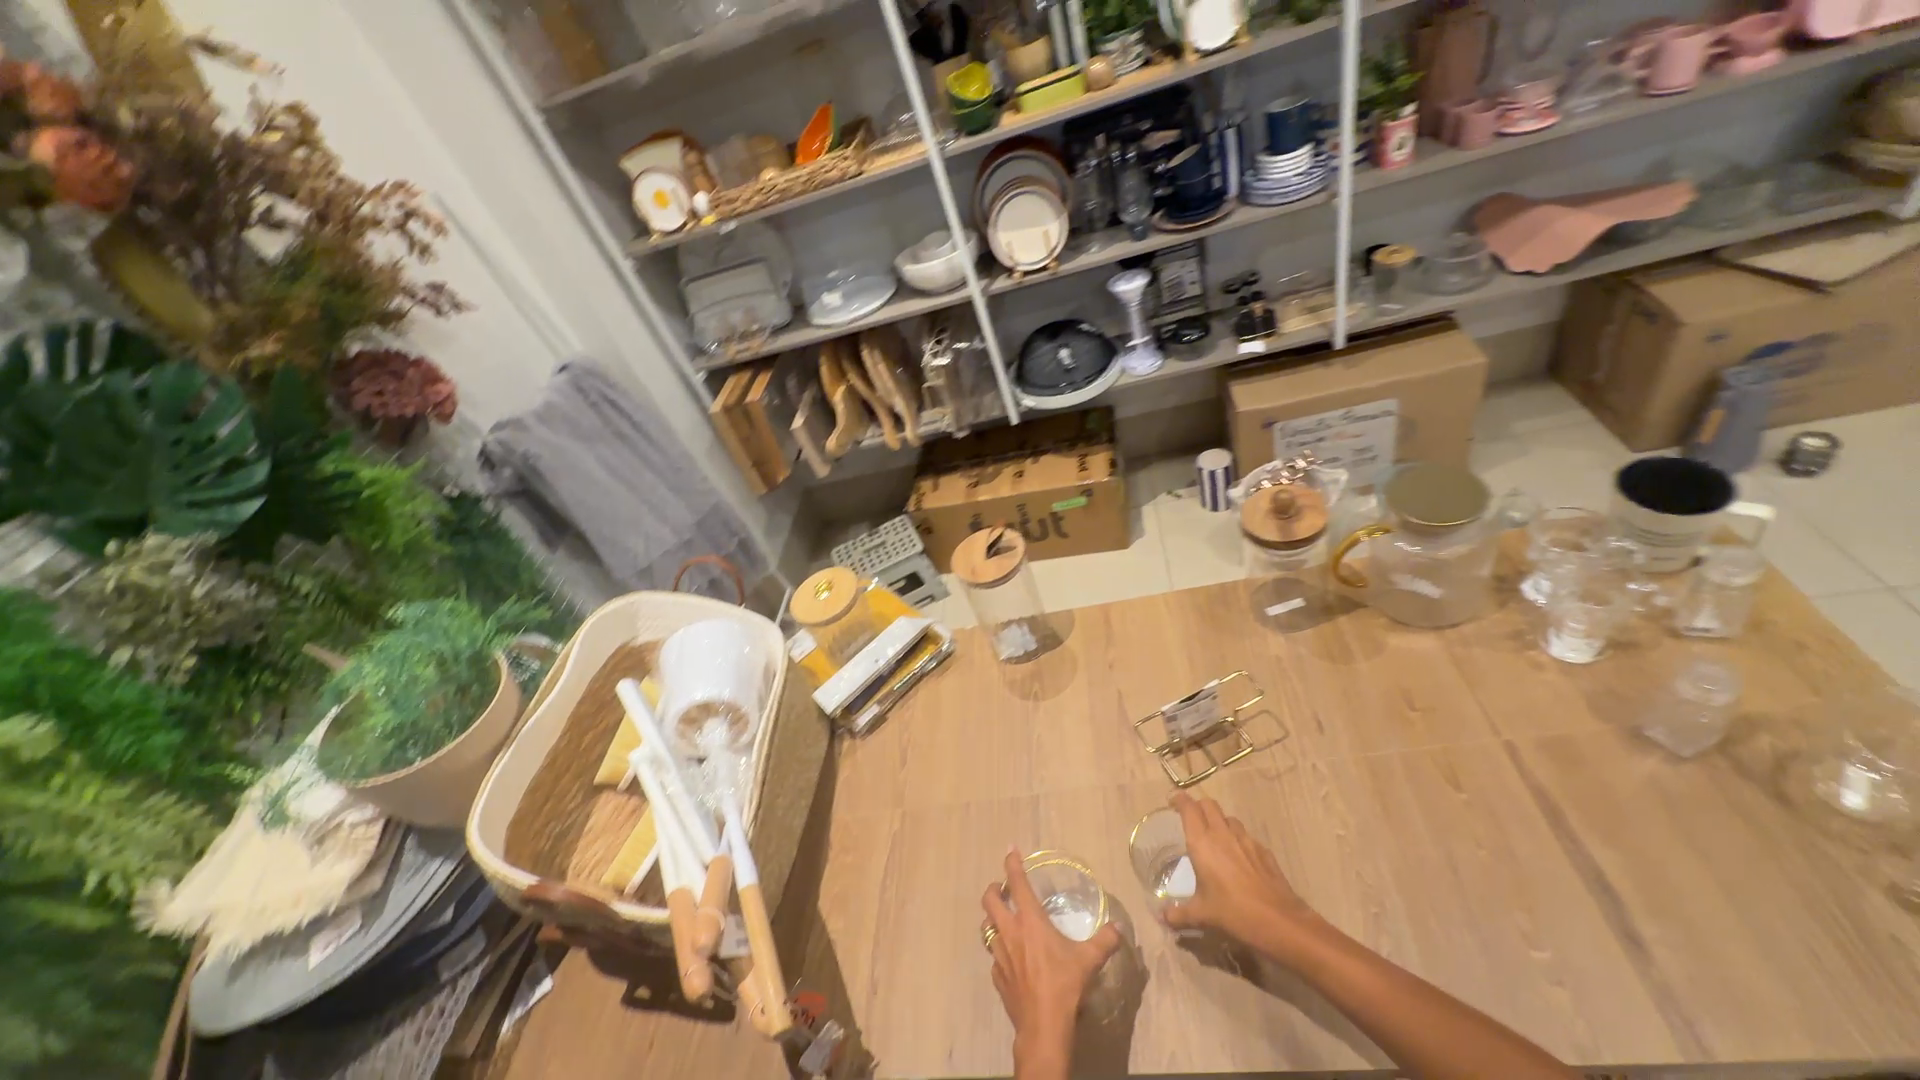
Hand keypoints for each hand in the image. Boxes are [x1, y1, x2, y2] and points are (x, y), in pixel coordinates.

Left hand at [981, 849, 1122, 1052]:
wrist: (1043, 1025)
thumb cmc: (1064, 985)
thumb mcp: (1090, 960)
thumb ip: (1105, 940)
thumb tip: (1117, 928)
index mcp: (1030, 922)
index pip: (1017, 884)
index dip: (1012, 864)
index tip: (1011, 850)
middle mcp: (1009, 933)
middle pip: (989, 901)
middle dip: (993, 890)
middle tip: (1002, 888)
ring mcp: (1000, 956)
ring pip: (987, 928)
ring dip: (993, 920)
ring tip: (1003, 920)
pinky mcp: (997, 977)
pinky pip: (993, 956)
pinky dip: (999, 950)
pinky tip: (1010, 957)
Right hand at [1162, 792, 1315, 951]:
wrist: (1279, 921)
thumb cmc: (1232, 913)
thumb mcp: (1201, 916)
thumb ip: (1178, 914)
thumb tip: (1163, 918)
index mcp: (1203, 843)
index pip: (1189, 808)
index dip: (1179, 800)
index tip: (1172, 801)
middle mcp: (1224, 835)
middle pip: (1209, 805)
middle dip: (1198, 806)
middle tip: (1190, 818)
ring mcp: (1247, 841)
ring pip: (1230, 818)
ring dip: (1219, 821)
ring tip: (1214, 837)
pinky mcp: (1264, 852)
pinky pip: (1247, 837)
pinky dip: (1238, 839)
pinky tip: (1239, 858)